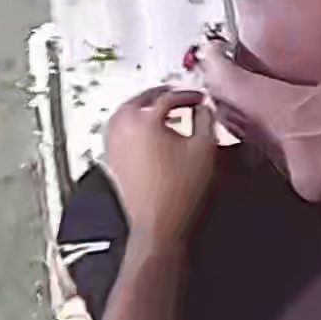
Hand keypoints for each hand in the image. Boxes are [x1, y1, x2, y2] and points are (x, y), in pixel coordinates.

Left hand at [104, 86, 215, 247]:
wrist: (162, 226)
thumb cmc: (184, 187)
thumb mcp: (206, 145)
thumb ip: (205, 118)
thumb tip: (203, 108)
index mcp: (145, 124)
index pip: (167, 98)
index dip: (188, 95)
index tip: (201, 99)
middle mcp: (124, 134)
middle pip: (134, 103)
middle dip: (156, 94)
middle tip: (174, 94)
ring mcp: (115, 151)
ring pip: (119, 118)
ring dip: (138, 108)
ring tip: (158, 108)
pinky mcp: (114, 166)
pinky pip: (115, 134)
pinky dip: (130, 125)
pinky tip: (146, 131)